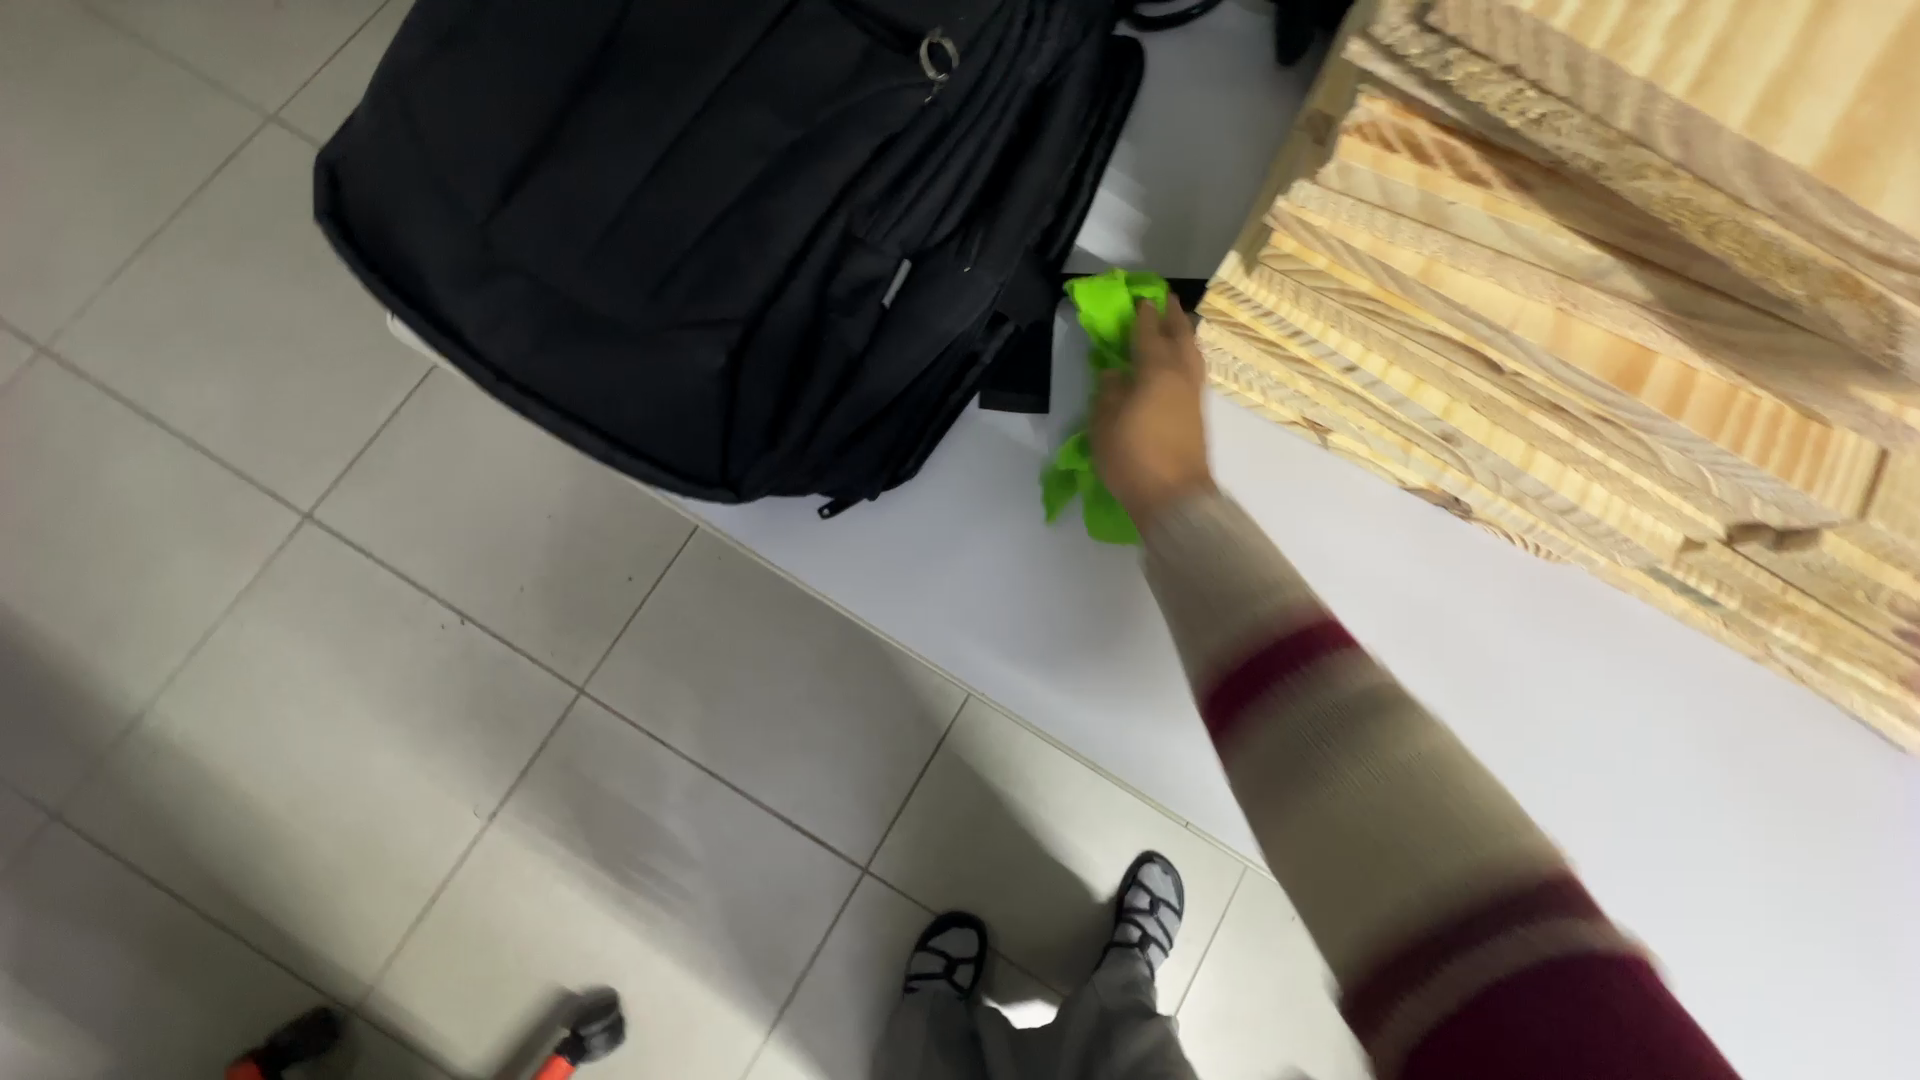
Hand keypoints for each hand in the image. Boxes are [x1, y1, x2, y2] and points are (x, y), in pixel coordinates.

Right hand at [1092, 295, 1214, 530]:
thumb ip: (1108, 393)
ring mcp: (1194, 396)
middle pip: (1181, 337)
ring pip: (1193, 354)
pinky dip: (1188, 357)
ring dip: (1185, 336)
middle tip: (1167, 300)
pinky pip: (1195, 372)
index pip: (1149, 335)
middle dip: (1173, 317)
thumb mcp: (1104, 425)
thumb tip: (1114, 374)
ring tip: (1178, 327)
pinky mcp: (1198, 415)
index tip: (1141, 299)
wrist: (1174, 497)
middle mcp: (1180, 377)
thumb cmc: (1132, 459)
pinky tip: (1181, 362)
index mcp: (1155, 372)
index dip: (1143, 316)